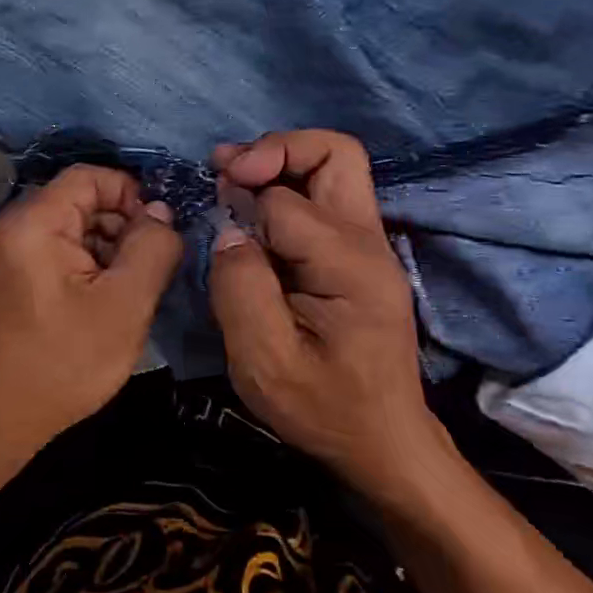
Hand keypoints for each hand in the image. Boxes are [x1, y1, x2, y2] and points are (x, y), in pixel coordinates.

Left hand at [0, 165, 182, 456]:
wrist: (3, 417)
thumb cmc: (65, 362)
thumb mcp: (125, 304)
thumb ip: (152, 247)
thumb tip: (160, 212)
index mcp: (35, 222)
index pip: (89, 176)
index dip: (131, 193)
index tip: (160, 230)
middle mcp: (17, 227)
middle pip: (82, 201)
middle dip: (123, 225)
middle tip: (152, 266)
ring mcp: (13, 252)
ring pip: (76, 228)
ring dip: (111, 248)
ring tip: (133, 289)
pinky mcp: (18, 277)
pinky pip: (62, 252)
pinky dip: (92, 266)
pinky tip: (109, 301)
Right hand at [208, 131, 448, 502]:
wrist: (382, 442)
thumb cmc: (323, 409)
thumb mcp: (264, 361)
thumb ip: (241, 287)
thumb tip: (230, 230)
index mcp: (350, 266)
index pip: (286, 201)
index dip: (243, 196)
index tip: (211, 209)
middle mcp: (367, 242)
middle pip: (336, 153)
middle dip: (276, 149)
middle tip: (227, 169)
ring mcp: (368, 246)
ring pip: (333, 168)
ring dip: (280, 164)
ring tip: (231, 179)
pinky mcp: (357, 257)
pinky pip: (323, 198)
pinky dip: (284, 189)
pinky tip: (251, 211)